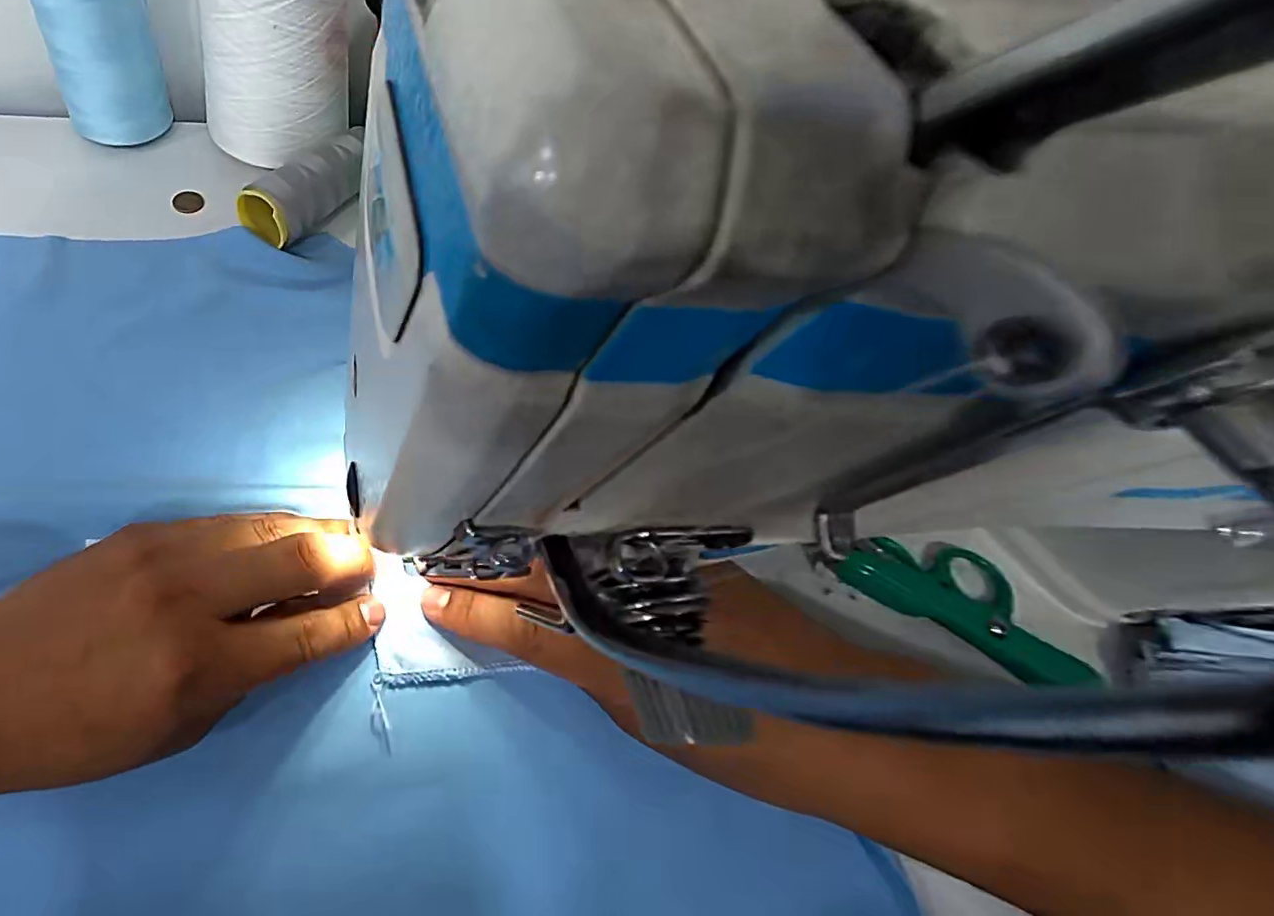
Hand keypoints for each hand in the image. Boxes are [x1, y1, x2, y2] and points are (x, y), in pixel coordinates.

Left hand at [0, 514, 380, 836]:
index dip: (350, 619)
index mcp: (197, 666)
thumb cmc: (77, 735)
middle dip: (347, 555)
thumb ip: (242, 677)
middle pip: (296, 554)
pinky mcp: (142, 529)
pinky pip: (222, 522)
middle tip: (370, 559)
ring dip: (310, 529)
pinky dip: (262, 528)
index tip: (378, 606)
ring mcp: (162, 551)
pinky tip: (278, 533)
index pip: (302, 632)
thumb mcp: (173, 732)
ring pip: (262, 524)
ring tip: (339, 535)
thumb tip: (294, 630)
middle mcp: (187, 597)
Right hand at [419, 565, 944, 816]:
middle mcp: (621, 574)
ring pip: (560, 545)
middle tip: (432, 556)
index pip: (513, 608)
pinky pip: (601, 541)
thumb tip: (505, 624)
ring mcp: (649, 555)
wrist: (849, 725)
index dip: (465, 600)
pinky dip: (561, 544)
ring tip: (469, 545)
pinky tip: (539, 539)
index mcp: (602, 623)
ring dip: (512, 547)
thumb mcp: (633, 705)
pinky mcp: (676, 546)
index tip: (424, 589)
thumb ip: (561, 654)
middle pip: (528, 564)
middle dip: (476, 562)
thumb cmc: (735, 734)